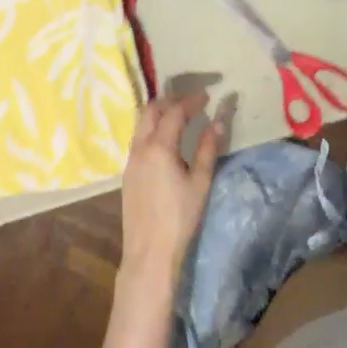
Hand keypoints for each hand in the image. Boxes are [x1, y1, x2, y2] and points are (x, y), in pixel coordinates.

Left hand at [120, 91, 223, 276]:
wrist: (150, 251)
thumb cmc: (180, 216)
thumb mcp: (200, 181)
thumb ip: (208, 148)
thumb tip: (218, 120)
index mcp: (159, 146)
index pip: (175, 111)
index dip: (192, 101)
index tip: (208, 96)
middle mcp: (140, 148)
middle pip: (151, 111)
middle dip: (171, 100)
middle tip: (191, 100)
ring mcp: (130, 160)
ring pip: (141, 124)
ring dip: (159, 113)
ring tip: (179, 115)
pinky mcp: (127, 173)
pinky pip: (138, 139)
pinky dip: (151, 128)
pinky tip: (165, 139)